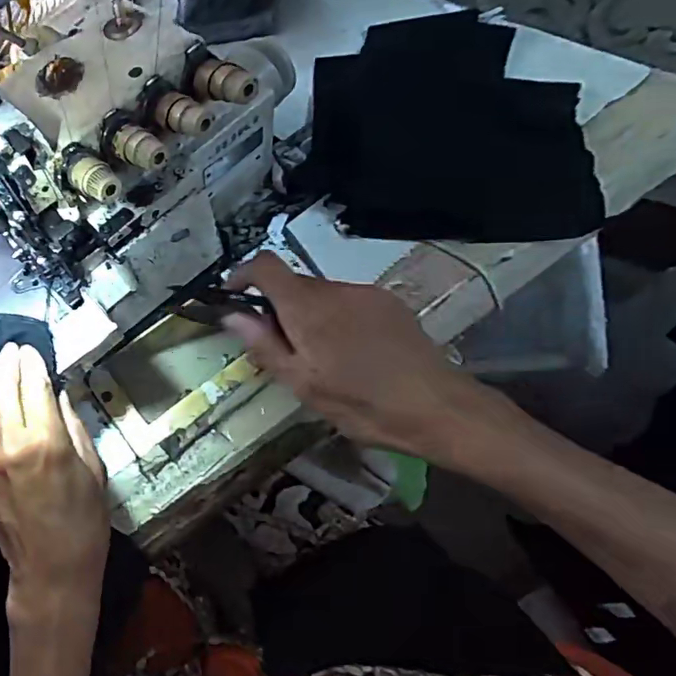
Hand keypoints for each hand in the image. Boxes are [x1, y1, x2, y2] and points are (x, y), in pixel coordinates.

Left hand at [0, 342, 111, 628]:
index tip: (28, 349)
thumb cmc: (84, 523)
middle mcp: (7, 446)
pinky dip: (3, 456)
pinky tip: (19, 481)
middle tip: (11, 351)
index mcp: (45, 441)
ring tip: (31, 451)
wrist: (51, 575)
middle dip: (6, 365)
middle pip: (1, 390)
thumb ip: (73, 426)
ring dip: (10, 425)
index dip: (31, 363)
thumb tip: (58, 396)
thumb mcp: (93, 471)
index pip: (33, 385)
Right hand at [219, 253, 515, 465]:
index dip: (242, 274)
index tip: (233, 297)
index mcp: (307, 308)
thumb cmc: (363, 404)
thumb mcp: (302, 384)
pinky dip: (334, 317)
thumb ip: (263, 345)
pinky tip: (350, 352)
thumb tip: (231, 314)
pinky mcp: (389, 304)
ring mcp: (366, 294)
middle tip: (280, 347)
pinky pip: (346, 301)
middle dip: (277, 307)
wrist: (444, 410)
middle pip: (292, 283)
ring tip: (320, 356)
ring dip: (307, 314)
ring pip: (319, 294)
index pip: (265, 265)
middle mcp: (335, 290)